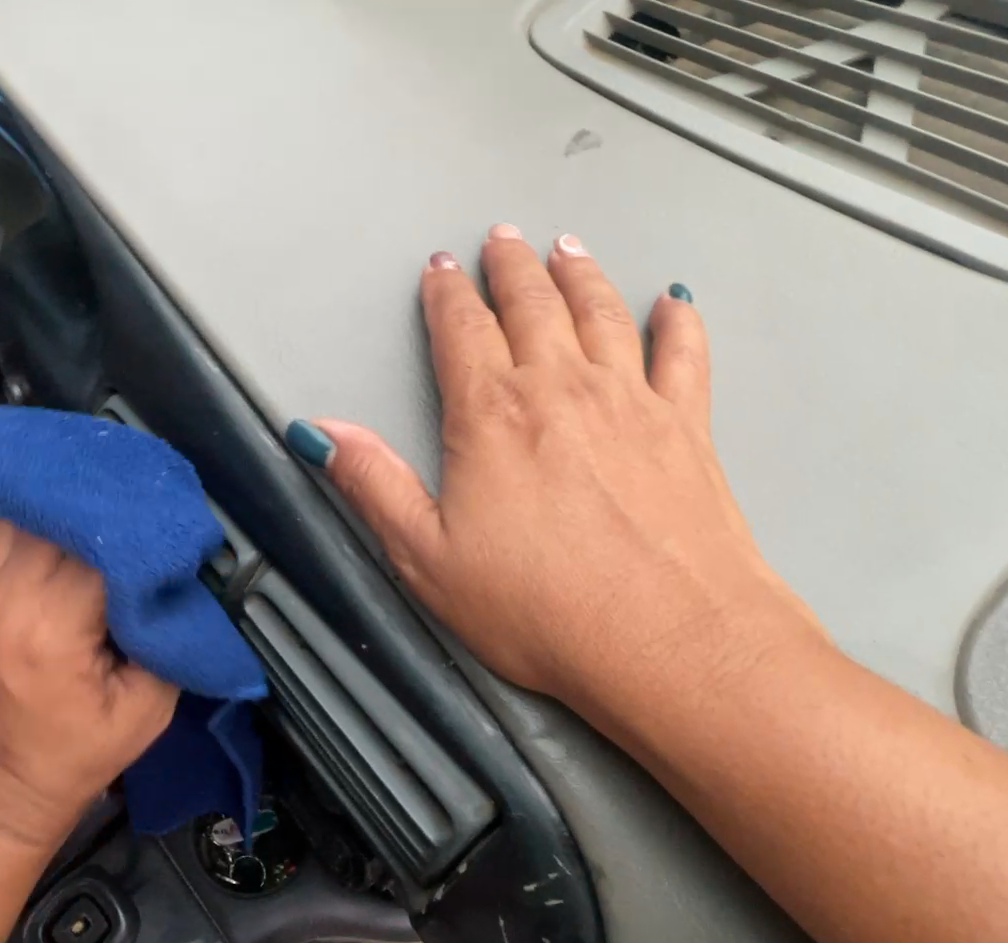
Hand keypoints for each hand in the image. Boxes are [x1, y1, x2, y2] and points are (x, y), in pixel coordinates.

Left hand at [0, 521, 179, 849]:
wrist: (1, 789)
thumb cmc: (78, 756)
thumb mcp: (148, 708)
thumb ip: (165, 637)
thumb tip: (176, 580)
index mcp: (52, 628)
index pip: (102, 548)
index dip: (143, 530)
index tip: (177, 522)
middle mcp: (9, 598)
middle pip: (60, 518)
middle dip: (108, 507)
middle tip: (149, 498)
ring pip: (26, 515)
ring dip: (69, 506)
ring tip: (111, 499)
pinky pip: (5, 535)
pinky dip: (38, 518)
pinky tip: (70, 515)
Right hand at [306, 225, 823, 727]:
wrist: (668, 641)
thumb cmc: (540, 607)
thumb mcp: (426, 556)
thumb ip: (373, 484)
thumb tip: (320, 432)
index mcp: (492, 415)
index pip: (461, 331)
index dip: (447, 295)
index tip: (441, 270)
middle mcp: (562, 390)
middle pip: (533, 304)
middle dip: (511, 266)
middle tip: (503, 237)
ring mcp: (631, 402)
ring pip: (602, 312)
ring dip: (580, 274)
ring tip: (567, 247)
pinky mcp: (687, 429)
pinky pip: (684, 355)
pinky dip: (678, 322)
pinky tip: (675, 303)